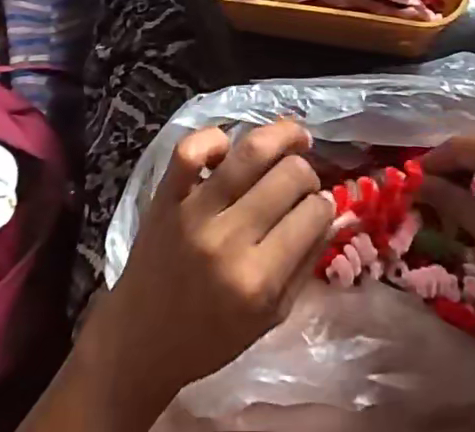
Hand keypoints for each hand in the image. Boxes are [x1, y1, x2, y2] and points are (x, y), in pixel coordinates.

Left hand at [66, 121, 334, 424]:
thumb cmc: (211, 336)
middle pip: (288, 176)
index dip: (324, 205)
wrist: (140, 339)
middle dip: (307, 173)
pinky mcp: (166, 195)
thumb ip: (306, 262)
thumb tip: (333, 213)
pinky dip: (215, 139)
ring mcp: (194, 211)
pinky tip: (230, 148)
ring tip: (294, 137)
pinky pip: (192, 148)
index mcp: (258, 280)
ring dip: (281, 136)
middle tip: (302, 182)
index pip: (312, 214)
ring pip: (249, 152)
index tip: (320, 206)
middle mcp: (229, 239)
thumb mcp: (271, 316)